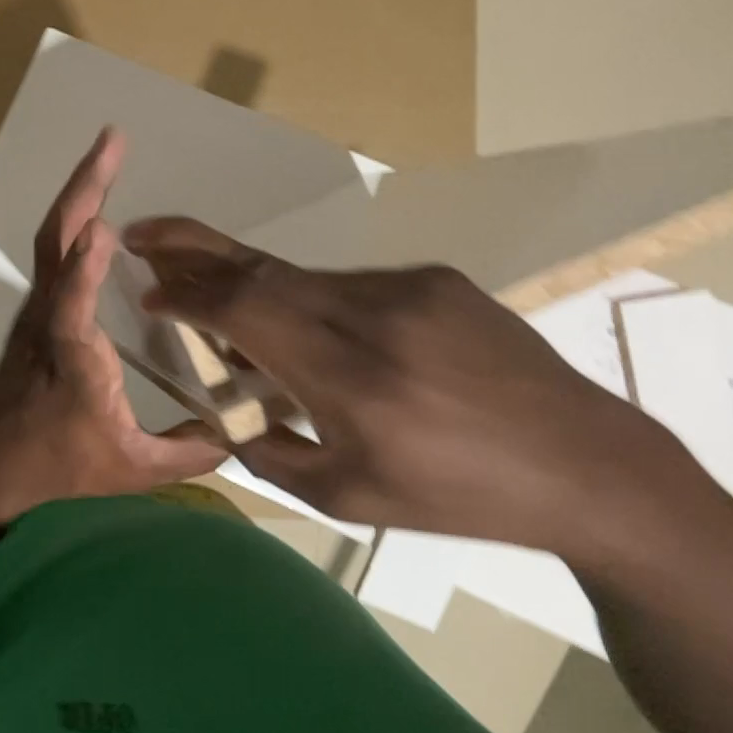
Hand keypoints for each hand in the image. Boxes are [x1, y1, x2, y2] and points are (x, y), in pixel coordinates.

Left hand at [0, 131, 228, 523]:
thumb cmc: (57, 467)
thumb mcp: (130, 468)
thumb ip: (187, 451)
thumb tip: (242, 433)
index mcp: (70, 360)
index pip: (70, 309)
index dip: (82, 269)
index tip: (102, 228)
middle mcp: (46, 324)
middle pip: (53, 245)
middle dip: (82, 189)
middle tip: (112, 141)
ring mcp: (35, 313)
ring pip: (49, 242)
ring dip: (77, 195)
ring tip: (109, 156)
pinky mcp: (35, 313)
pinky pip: (53, 256)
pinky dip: (73, 223)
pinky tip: (98, 210)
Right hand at [123, 217, 713, 554]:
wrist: (589, 468)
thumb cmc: (457, 497)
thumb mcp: (345, 496)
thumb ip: (267, 452)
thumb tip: (222, 417)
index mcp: (348, 377)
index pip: (243, 310)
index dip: (185, 296)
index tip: (149, 296)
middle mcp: (373, 315)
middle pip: (260, 268)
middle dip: (191, 248)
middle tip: (143, 235)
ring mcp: (410, 289)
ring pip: (301, 276)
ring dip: (249, 283)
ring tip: (220, 300)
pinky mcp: (439, 281)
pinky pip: (347, 284)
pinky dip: (307, 298)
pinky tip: (311, 329)